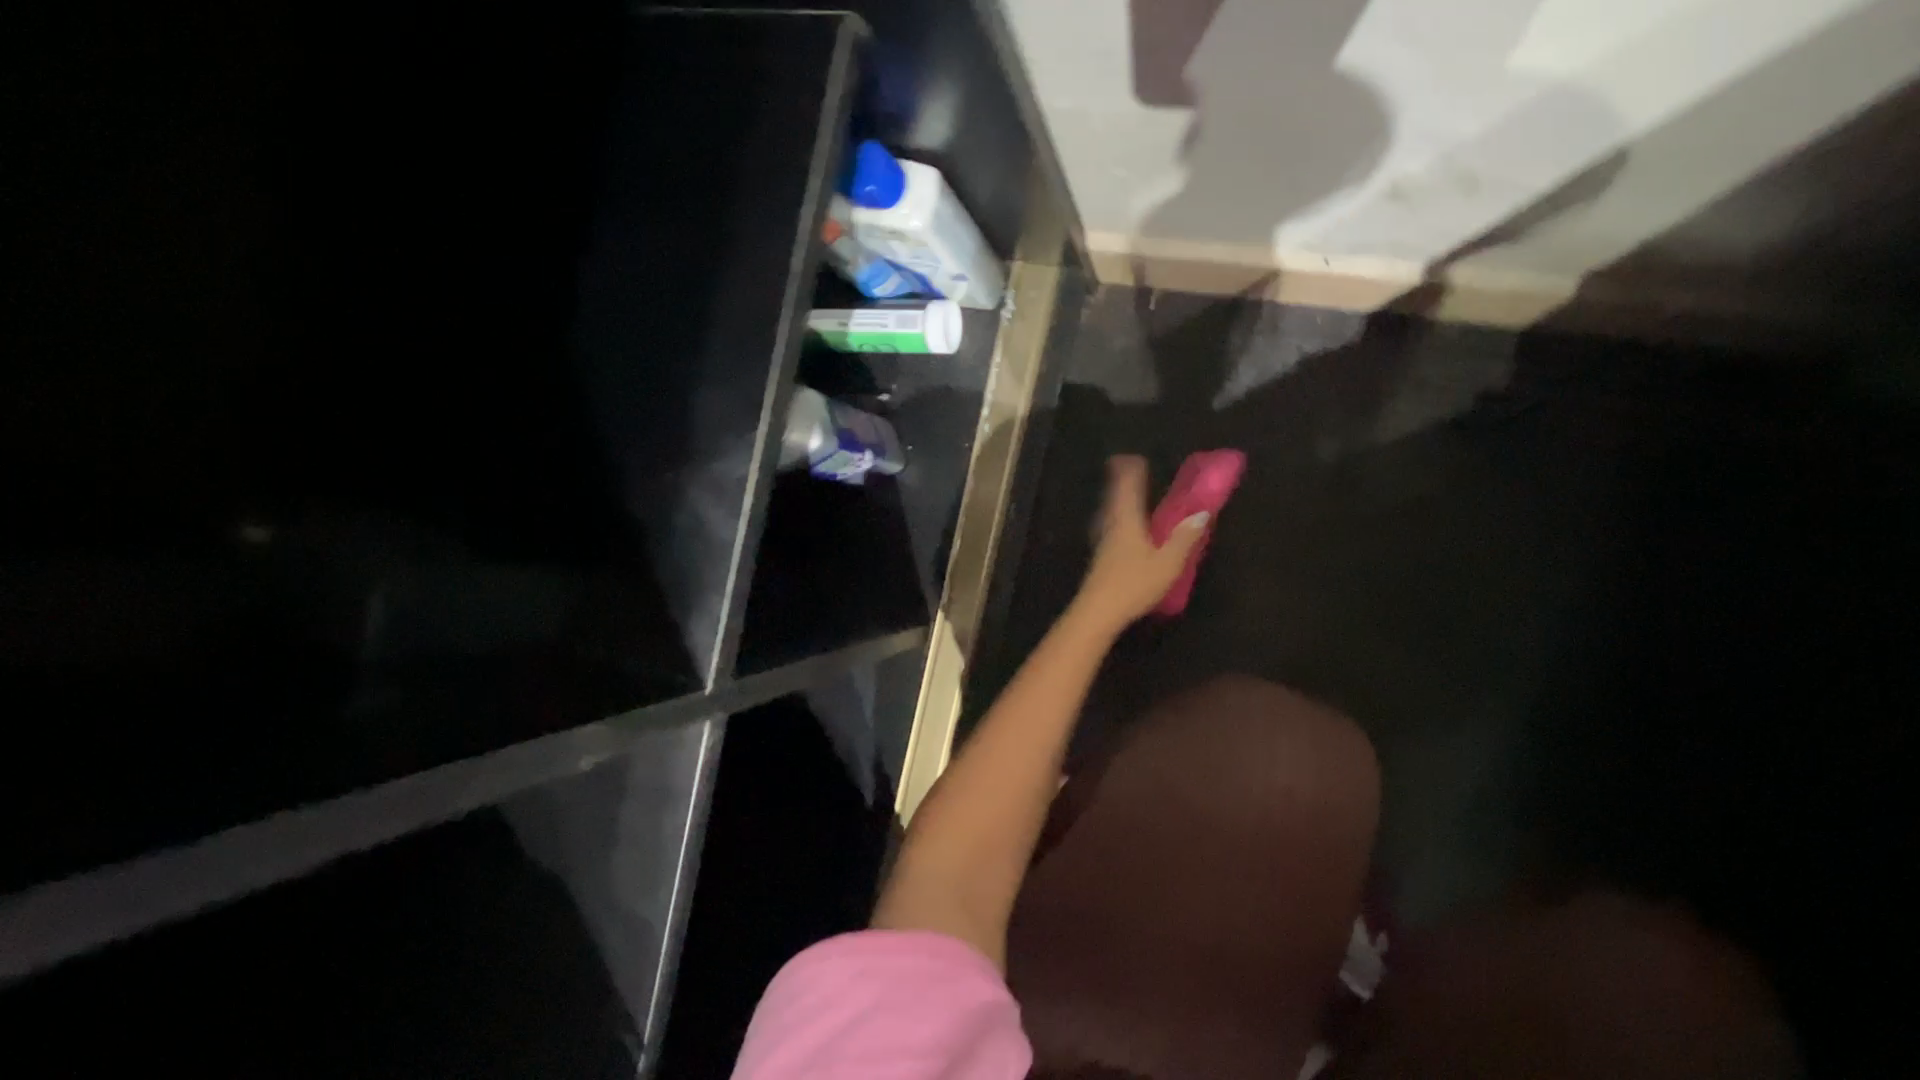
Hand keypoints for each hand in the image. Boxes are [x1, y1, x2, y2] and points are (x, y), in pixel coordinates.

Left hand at [1072, 455, 1209, 633]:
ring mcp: (1102, 541)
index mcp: (1128, 520)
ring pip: (1108, 511)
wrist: (1098, 611)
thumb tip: (1201, 513)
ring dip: (1115, 498)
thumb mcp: (1168, 562)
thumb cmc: (1134, 583)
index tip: (1133, 456)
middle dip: (1119, 479)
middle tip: (1124, 466)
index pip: (1128, 487)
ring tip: (1122, 491)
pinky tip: (1119, 527)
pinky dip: (1114, 516)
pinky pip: (1108, 526)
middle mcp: (1112, 525)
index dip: (1130, 470)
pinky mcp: (1100, 557)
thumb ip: (1184, 537)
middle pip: (1114, 496)